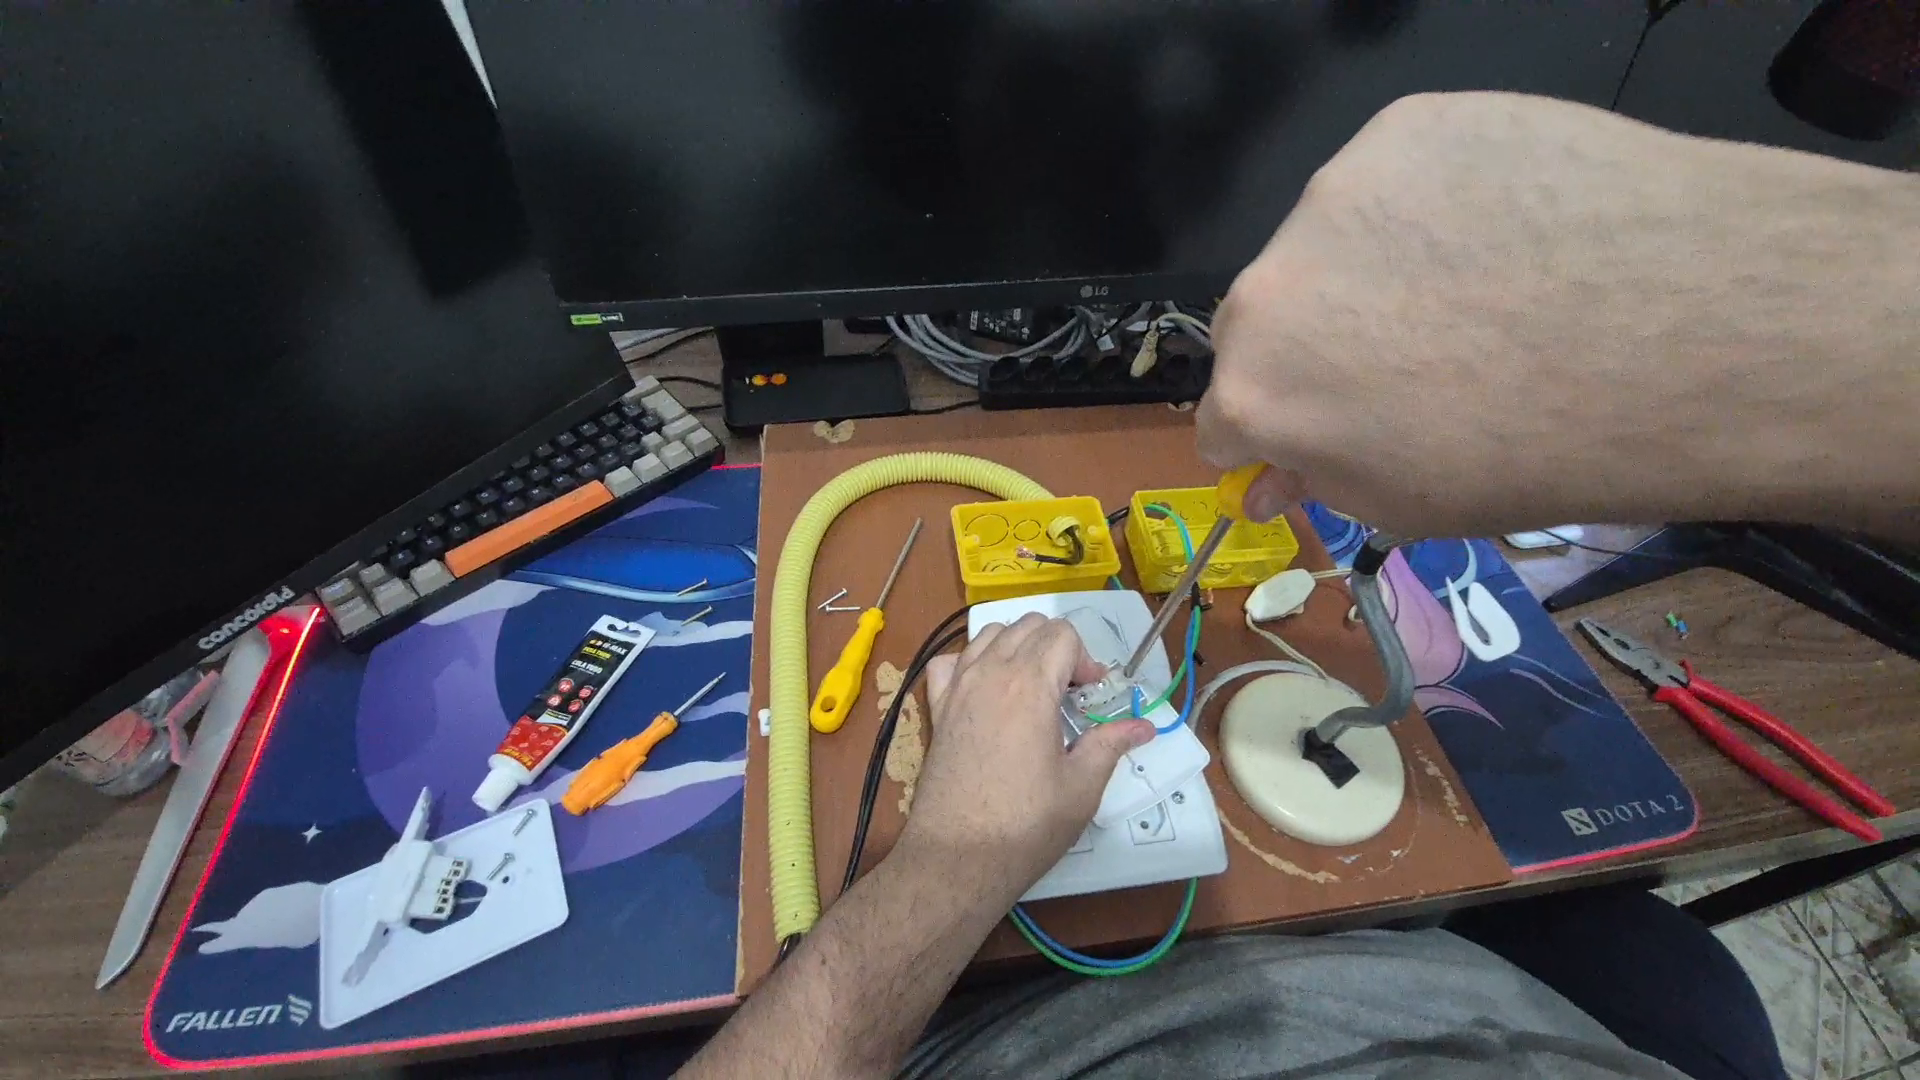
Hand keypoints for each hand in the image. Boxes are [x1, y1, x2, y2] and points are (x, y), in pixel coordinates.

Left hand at [901, 613, 1153, 902]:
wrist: (957, 856)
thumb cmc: (1025, 824)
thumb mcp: (1081, 787)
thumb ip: (1111, 745)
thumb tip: (1144, 726)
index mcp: (1030, 684)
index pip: (1063, 634)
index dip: (1085, 659)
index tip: (1091, 696)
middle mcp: (990, 672)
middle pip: (1028, 626)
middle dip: (1057, 647)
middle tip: (1069, 692)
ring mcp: (957, 686)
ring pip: (989, 633)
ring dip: (1017, 647)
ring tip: (1033, 687)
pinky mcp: (937, 707)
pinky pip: (950, 661)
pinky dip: (971, 662)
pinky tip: (986, 691)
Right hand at [1196, 91, 1916, 538]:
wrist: (1706, 336)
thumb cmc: (1533, 455)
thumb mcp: (1400, 504)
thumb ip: (1312, 482)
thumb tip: (1266, 478)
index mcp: (1253, 389)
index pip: (1218, 419)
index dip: (1264, 436)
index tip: (1311, 435)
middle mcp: (1264, 289)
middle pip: (1258, 328)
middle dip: (1304, 354)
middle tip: (1397, 363)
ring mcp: (1330, 196)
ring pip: (1315, 251)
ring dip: (1354, 277)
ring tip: (1457, 288)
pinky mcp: (1402, 129)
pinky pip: (1381, 184)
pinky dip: (1415, 210)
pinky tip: (1490, 228)